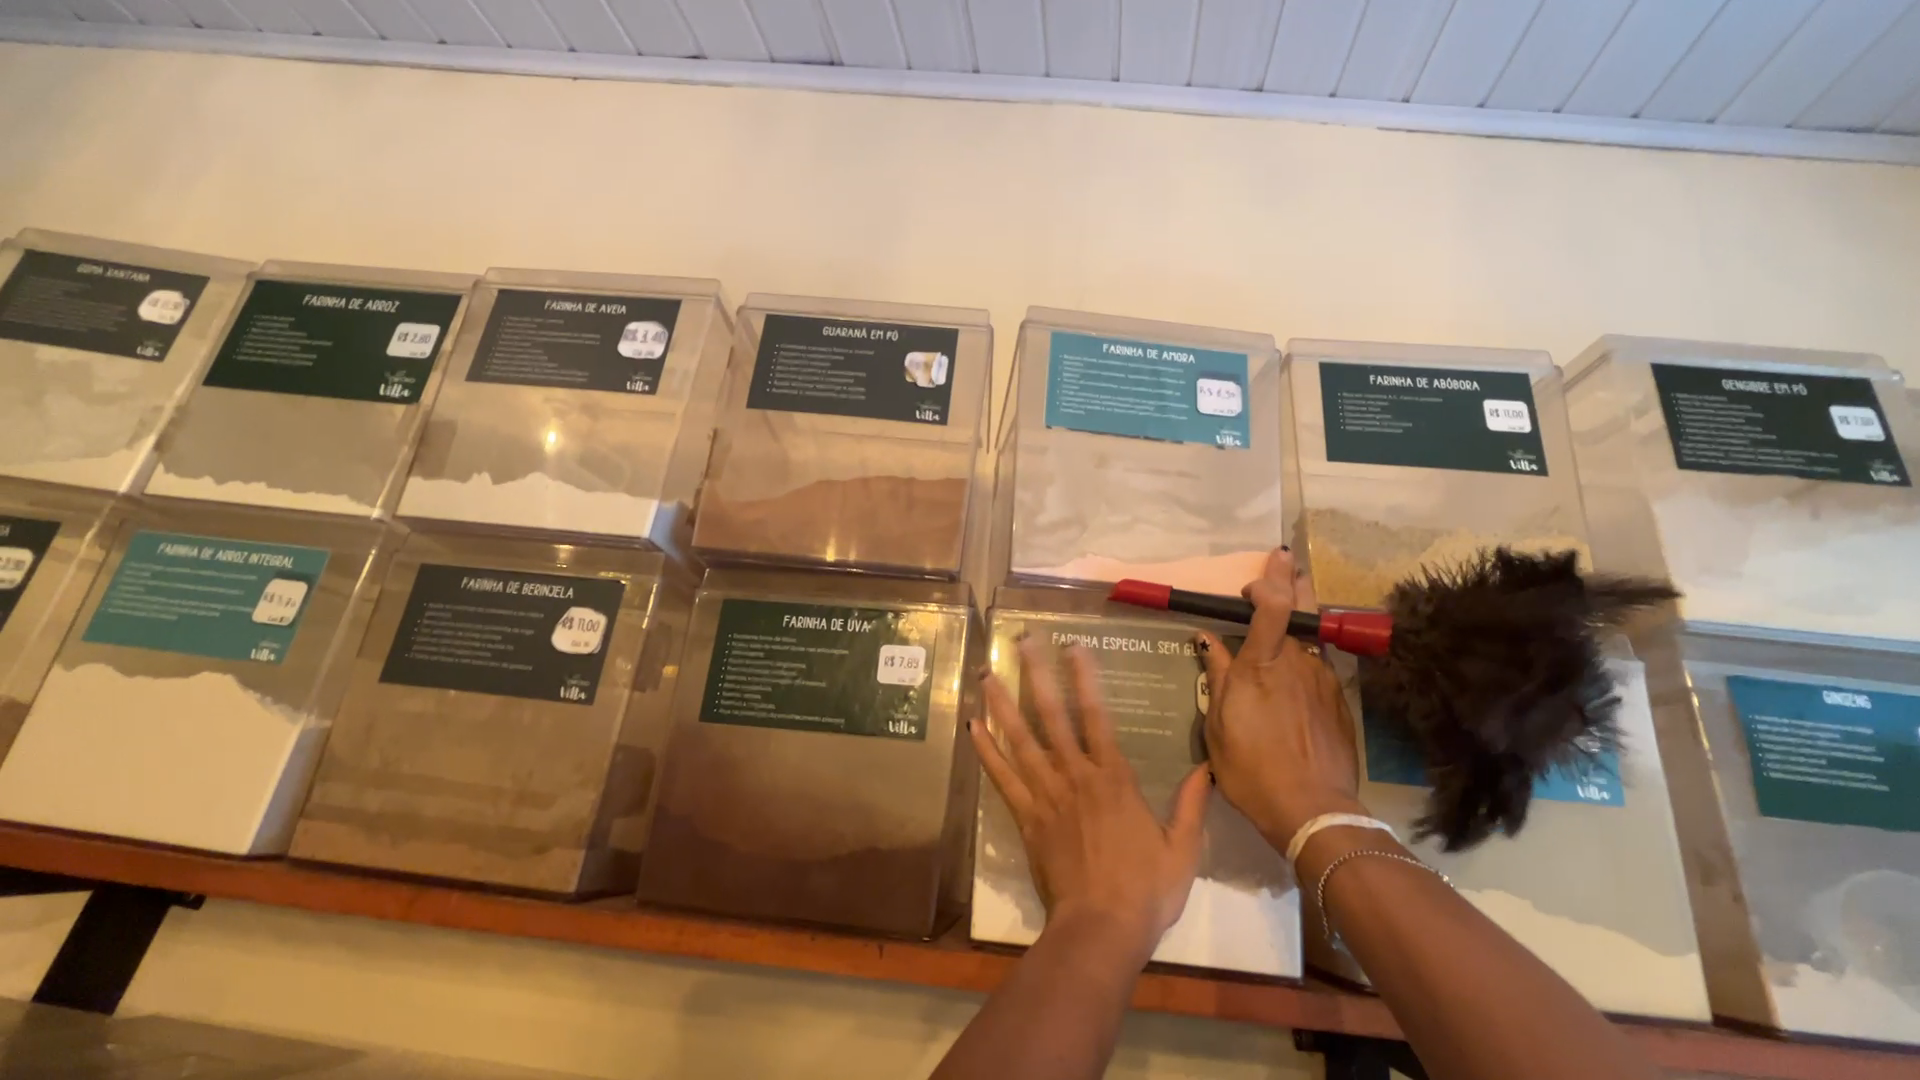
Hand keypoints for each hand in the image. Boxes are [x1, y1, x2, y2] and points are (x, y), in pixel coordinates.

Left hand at [972, 637, 1212, 962]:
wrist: (1101, 927)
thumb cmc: (1146, 890)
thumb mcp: (1182, 848)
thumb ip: (1190, 805)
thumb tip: (1203, 769)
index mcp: (1114, 779)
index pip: (1097, 716)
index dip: (1085, 679)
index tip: (1074, 648)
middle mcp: (1076, 776)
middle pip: (1052, 716)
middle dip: (1037, 676)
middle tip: (1023, 643)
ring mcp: (1046, 795)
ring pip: (1020, 740)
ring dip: (1003, 704)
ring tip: (986, 674)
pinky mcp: (1026, 818)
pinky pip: (1002, 777)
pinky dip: (986, 751)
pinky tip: (972, 727)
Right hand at [1197, 547, 1364, 846]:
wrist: (1312, 810)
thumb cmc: (1251, 768)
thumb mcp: (1218, 726)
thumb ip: (1217, 676)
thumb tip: (1207, 639)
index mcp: (1262, 666)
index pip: (1273, 606)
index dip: (1269, 580)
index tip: (1260, 571)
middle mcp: (1299, 664)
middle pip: (1302, 608)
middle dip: (1293, 581)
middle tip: (1286, 563)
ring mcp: (1324, 681)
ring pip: (1310, 640)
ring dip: (1296, 626)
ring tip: (1282, 624)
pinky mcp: (1339, 702)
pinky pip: (1319, 669)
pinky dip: (1305, 662)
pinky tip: (1294, 680)